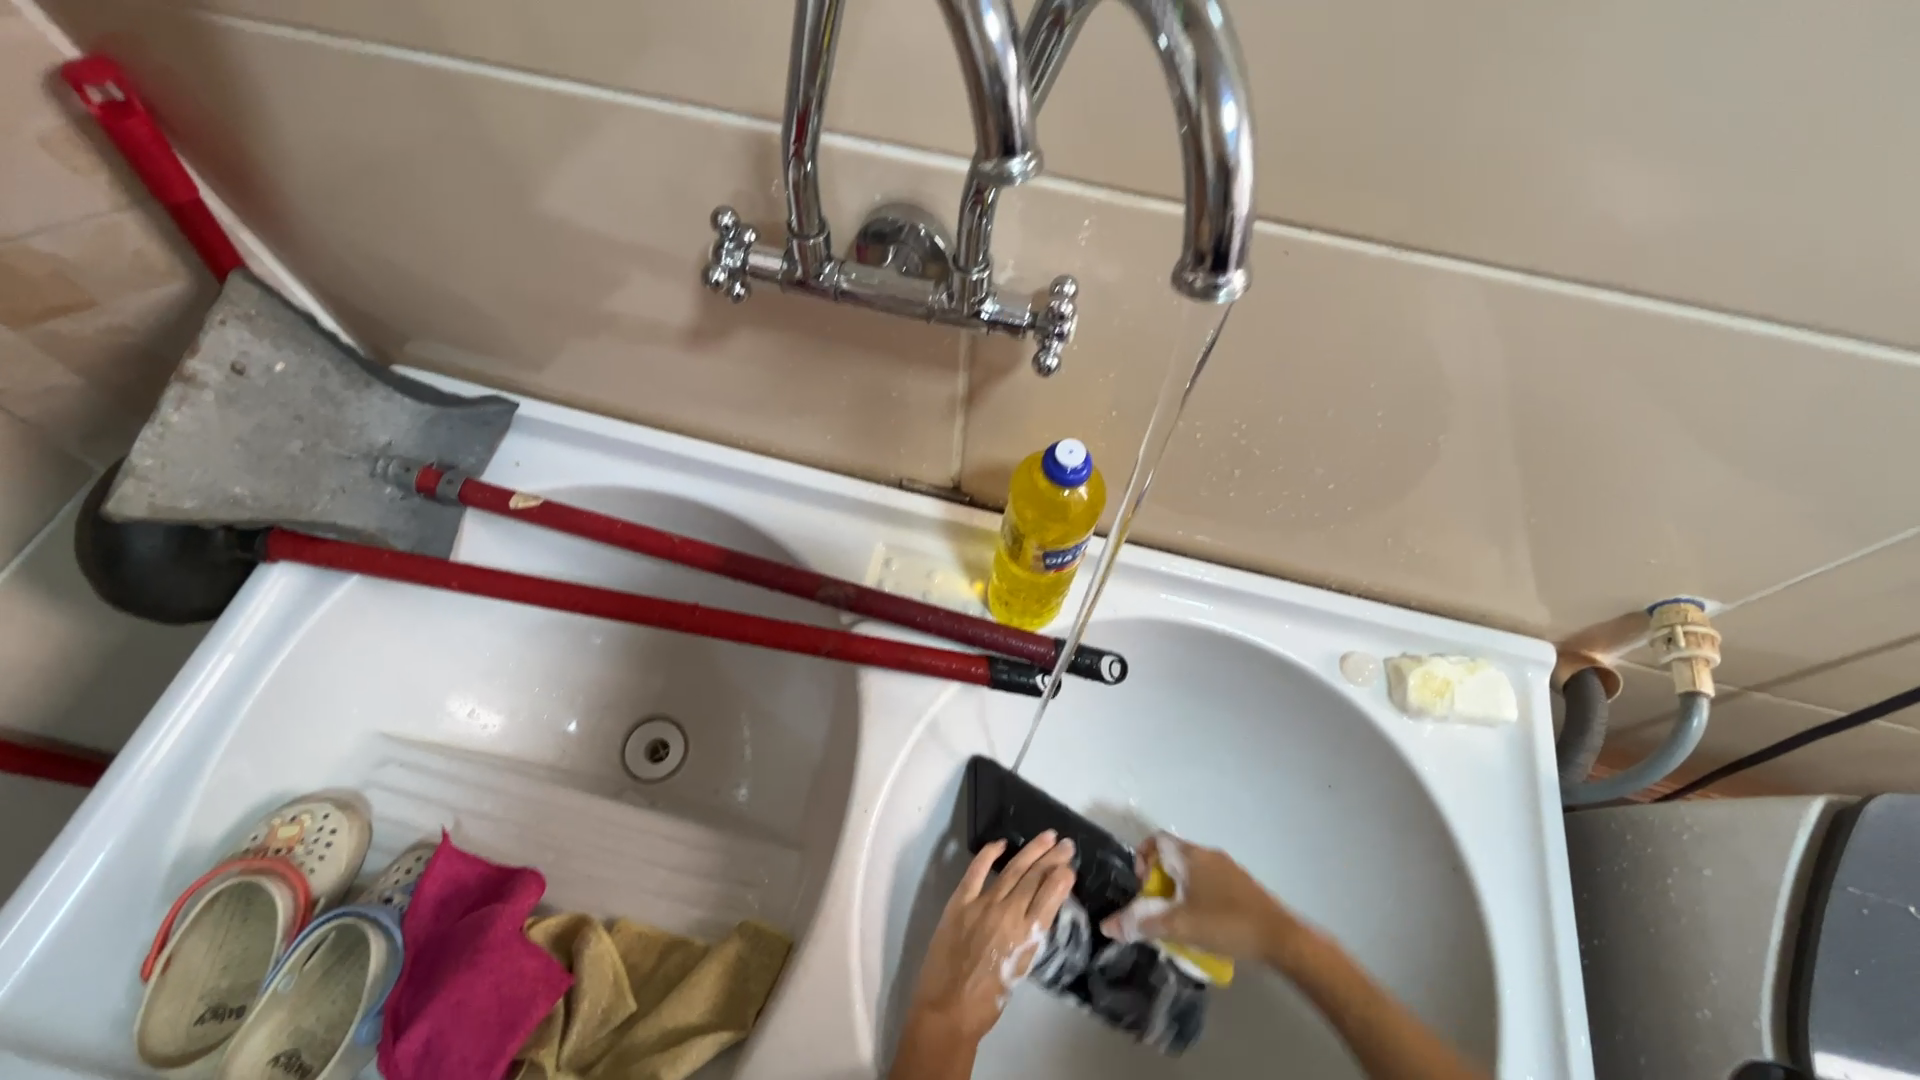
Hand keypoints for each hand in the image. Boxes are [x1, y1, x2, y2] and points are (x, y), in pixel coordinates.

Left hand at [905, 832, 1077, 1043]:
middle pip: (1035, 877)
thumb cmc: (989, 998)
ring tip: (1047, 837)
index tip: (1069, 866)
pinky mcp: (960, 902)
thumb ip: (1030, 935)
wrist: (949, 1008)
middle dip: (1053, 858)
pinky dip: (989, 854)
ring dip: (1031, 851)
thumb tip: (1038, 909)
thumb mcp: (1021, 967)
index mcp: (1028, 934)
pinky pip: (976, 871)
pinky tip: (1001, 843)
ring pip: (1013, 869)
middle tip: (1066, 844)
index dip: (1062, 877)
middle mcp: (1009, 913)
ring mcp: (983, 904)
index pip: (1051, 895)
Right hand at [1099, 833, 1292, 960]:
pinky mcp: (1243, 886)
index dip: (1142, 859)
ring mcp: (1229, 869)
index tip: (1143, 888)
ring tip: (1179, 922)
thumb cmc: (1226, 924)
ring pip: (1192, 872)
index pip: (1156, 840)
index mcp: (1191, 855)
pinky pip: (1209, 883)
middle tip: (1158, 911)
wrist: (1282, 939)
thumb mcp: (1178, 926)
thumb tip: (1107, 925)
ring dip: (1179, 892)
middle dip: (1159, 883)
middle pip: (1172, 857)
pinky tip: (1204, 926)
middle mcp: (1209, 854)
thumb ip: (1142, 923)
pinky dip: (1198, 898)